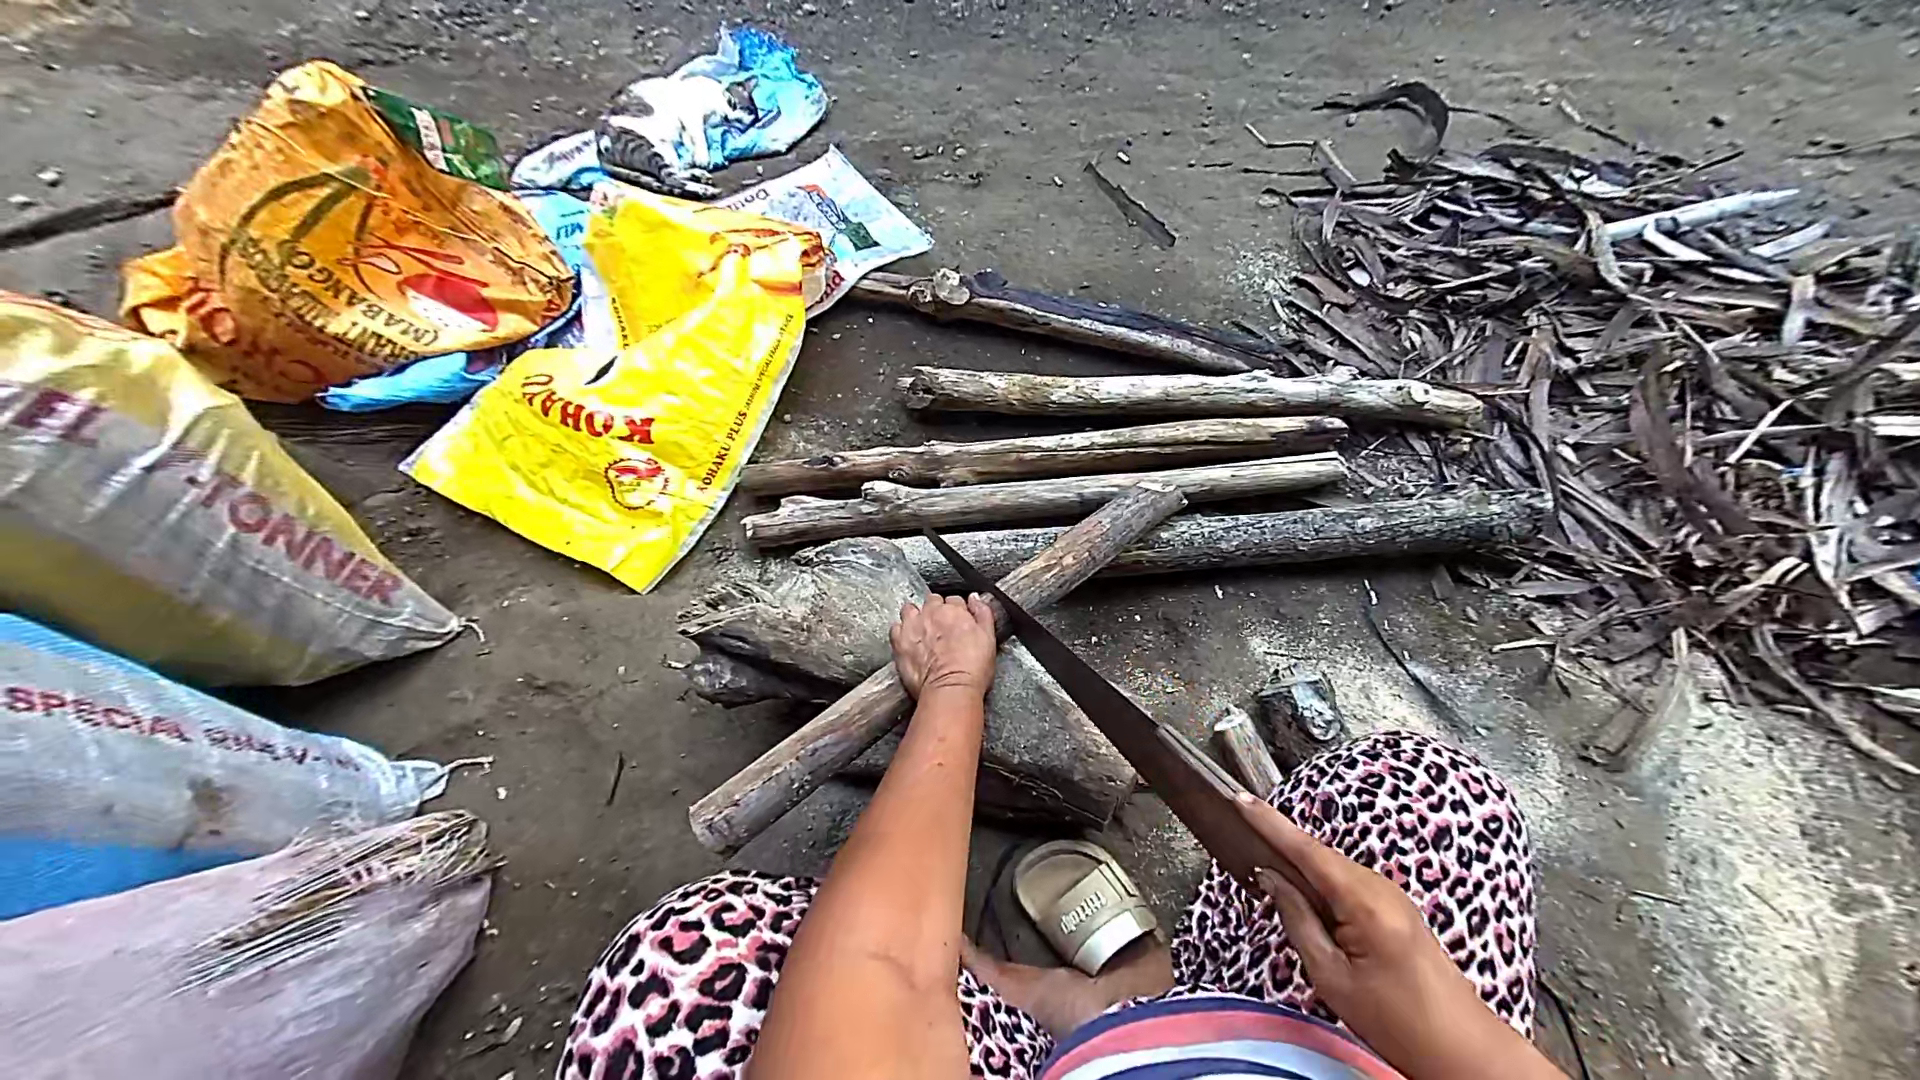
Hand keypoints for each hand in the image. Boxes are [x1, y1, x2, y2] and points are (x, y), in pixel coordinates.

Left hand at [889, 594, 997, 698]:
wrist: (950, 689)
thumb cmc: (972, 668)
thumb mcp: (989, 638)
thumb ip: (983, 613)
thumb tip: (975, 598)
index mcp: (954, 610)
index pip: (954, 600)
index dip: (957, 612)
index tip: (958, 623)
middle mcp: (932, 612)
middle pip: (932, 601)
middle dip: (936, 610)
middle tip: (941, 628)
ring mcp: (913, 626)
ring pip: (910, 609)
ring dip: (915, 616)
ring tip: (921, 631)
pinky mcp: (899, 642)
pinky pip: (895, 628)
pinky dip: (900, 632)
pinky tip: (908, 642)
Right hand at [1236, 793, 1563, 1079]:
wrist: (1468, 1056)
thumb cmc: (1402, 1025)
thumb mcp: (1332, 977)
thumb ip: (1297, 918)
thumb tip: (1270, 878)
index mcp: (1365, 903)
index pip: (1305, 849)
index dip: (1268, 822)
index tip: (1240, 800)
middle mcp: (1380, 888)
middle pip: (1316, 853)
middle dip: (1278, 843)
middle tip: (1241, 838)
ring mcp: (1390, 895)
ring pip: (1329, 866)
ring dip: (1297, 864)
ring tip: (1265, 871)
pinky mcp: (1393, 906)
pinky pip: (1343, 879)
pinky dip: (1317, 879)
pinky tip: (1301, 893)